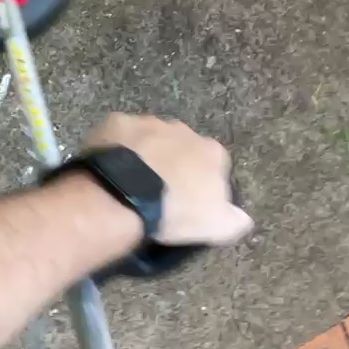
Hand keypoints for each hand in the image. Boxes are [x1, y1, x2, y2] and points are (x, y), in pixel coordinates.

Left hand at [87, 113, 252, 245]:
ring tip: (127, 176)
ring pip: (148, 135)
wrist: (124, 196)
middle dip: (170, 161)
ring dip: (142, 151)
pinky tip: (107, 162)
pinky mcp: (115, 122)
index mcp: (212, 152)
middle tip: (154, 186)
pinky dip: (114, 144)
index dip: (198, 179)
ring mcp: (148, 123)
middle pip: (179, 145)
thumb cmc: (174, 212)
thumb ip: (234, 218)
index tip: (184, 196)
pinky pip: (117, 133)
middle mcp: (183, 130)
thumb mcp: (217, 226)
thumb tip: (240, 217)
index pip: (212, 162)